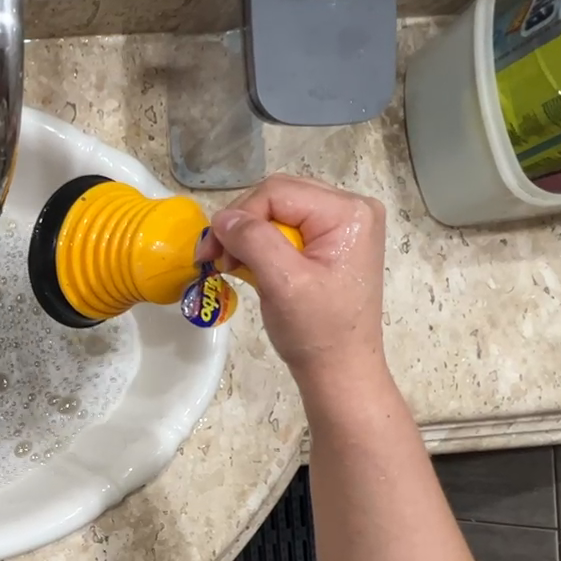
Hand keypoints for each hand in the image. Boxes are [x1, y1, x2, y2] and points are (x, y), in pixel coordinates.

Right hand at [198, 174, 389, 401]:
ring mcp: (340, 227)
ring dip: (246, 237)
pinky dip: (259, 246)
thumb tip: (220, 218)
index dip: (238, 217)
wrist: (339, 368)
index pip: (277, 192)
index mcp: (347, 212)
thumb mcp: (283, 283)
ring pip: (277, 213)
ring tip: (231, 266)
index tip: (211, 253)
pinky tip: (248, 267)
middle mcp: (349, 209)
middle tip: (215, 259)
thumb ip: (254, 241)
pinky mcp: (328, 245)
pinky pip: (285, 230)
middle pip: (277, 197)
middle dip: (240, 226)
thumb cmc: (315, 330)